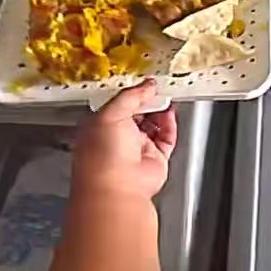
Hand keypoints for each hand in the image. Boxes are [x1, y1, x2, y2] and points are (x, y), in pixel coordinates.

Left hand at [72, 81, 177, 204]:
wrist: (118, 187)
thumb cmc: (102, 157)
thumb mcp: (110, 114)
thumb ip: (131, 96)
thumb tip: (147, 85)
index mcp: (100, 126)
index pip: (118, 104)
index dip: (131, 93)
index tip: (144, 83)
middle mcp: (119, 137)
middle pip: (138, 113)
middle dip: (149, 101)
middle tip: (158, 90)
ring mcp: (138, 148)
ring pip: (154, 124)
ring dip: (161, 111)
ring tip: (167, 100)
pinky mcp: (156, 157)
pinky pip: (167, 137)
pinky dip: (170, 125)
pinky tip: (171, 114)